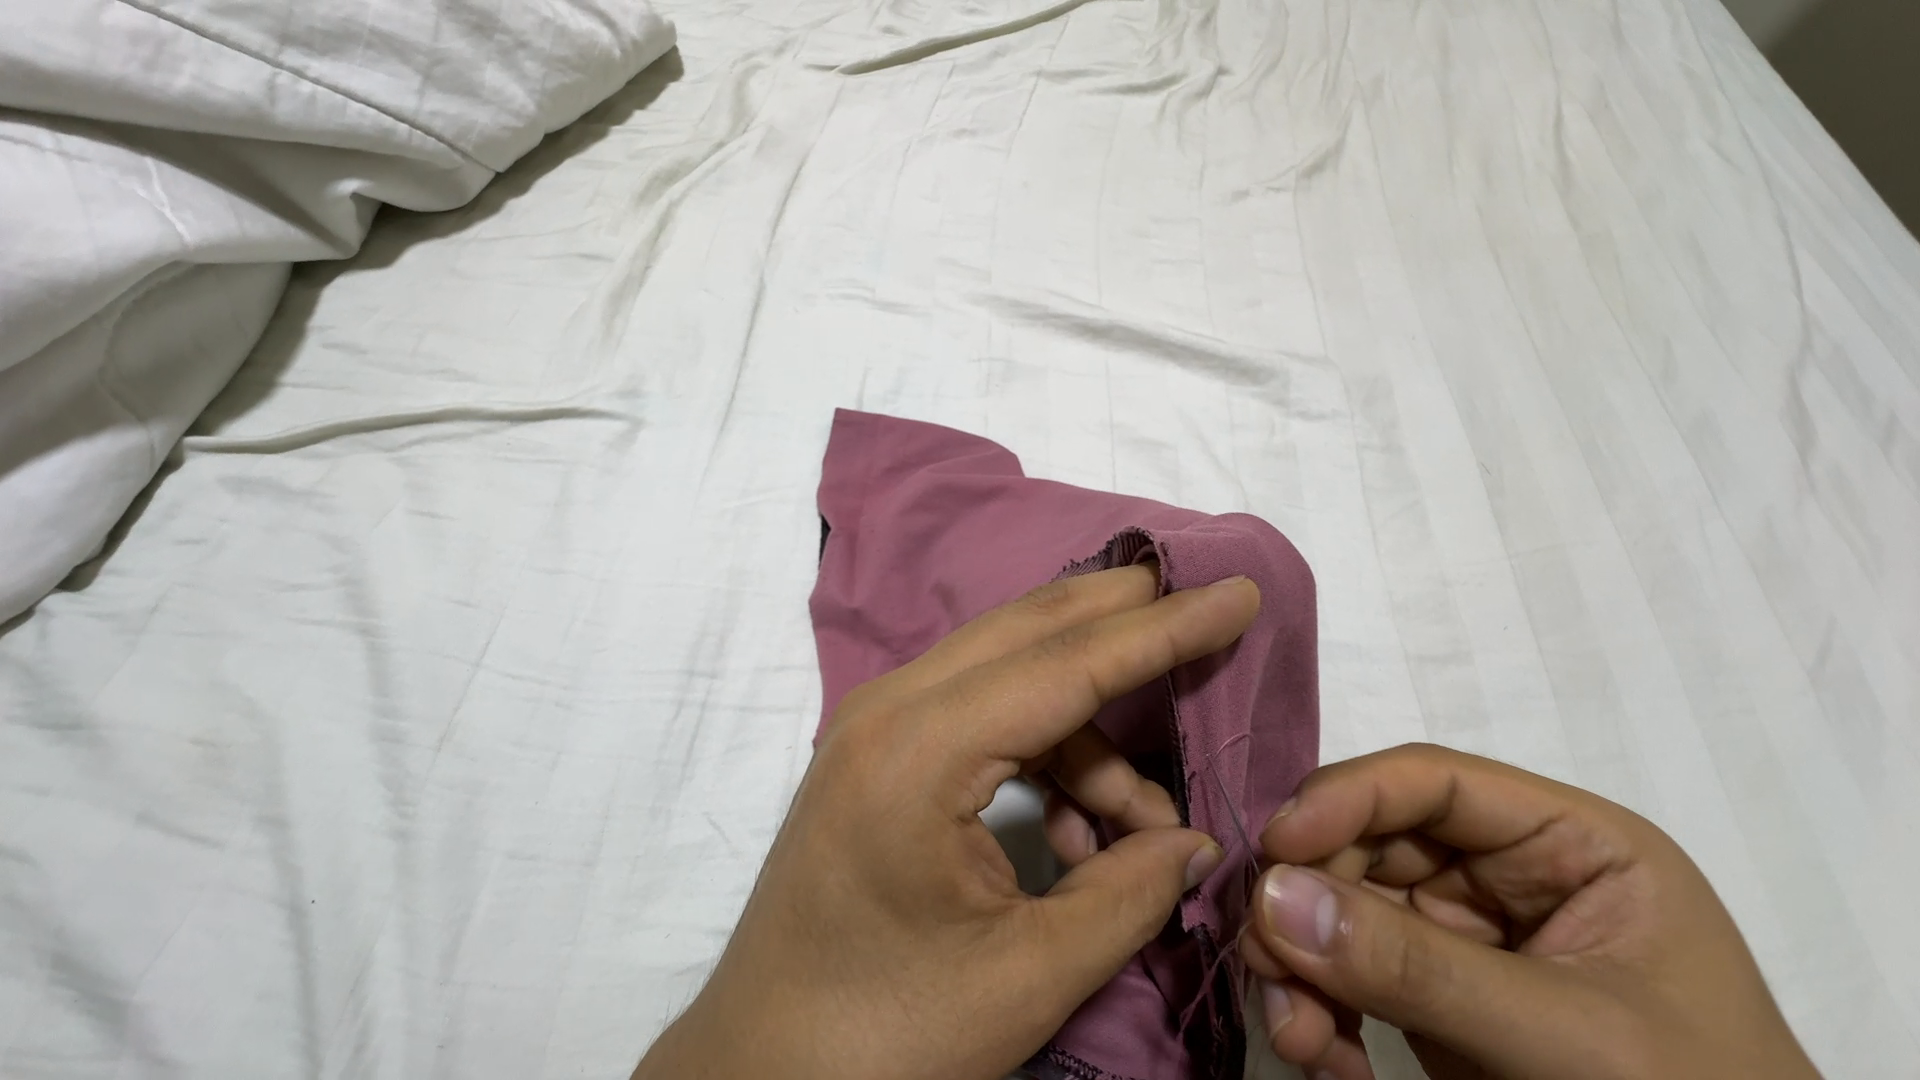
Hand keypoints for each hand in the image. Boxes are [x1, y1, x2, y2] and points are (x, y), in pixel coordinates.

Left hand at [633, 565, 1259, 1079]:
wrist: (757, 1071)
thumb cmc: (884, 1035)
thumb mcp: (1026, 977)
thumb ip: (1128, 895)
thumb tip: (1196, 842)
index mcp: (918, 751)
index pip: (1067, 664)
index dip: (1164, 628)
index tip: (1237, 592)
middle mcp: (891, 709)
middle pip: (1031, 633)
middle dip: (1125, 619)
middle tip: (1206, 611)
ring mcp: (878, 725)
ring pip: (1012, 678)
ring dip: (1091, 733)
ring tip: (1143, 822)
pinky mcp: (881, 753)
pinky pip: (985, 720)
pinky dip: (1047, 759)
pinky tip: (1079, 837)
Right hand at [1240, 744, 1822, 1079]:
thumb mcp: (1572, 1044)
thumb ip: (1420, 969)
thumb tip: (1269, 895)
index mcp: (1569, 846)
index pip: (1432, 784)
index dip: (1343, 800)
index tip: (1273, 850)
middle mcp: (1505, 875)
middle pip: (1367, 848)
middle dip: (1309, 907)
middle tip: (1267, 968)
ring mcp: (1463, 938)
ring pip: (1339, 911)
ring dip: (1300, 969)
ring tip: (1297, 1041)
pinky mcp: (1432, 997)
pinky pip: (1344, 975)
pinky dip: (1318, 1011)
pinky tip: (1322, 1060)